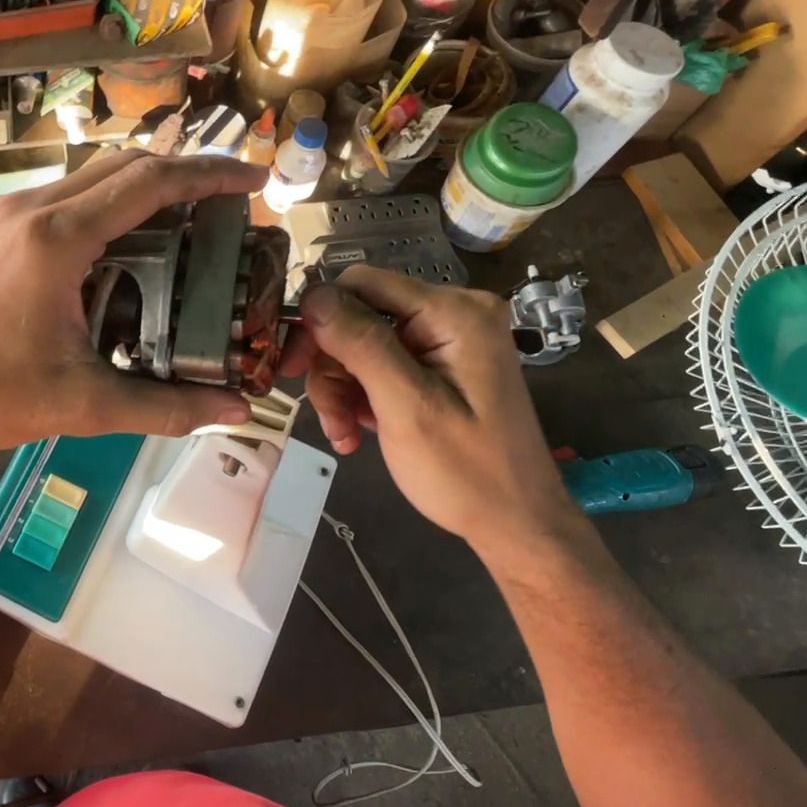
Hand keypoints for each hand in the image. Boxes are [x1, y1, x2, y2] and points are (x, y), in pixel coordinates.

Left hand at [0, 152, 266, 474]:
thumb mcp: (85, 406)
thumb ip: (166, 407)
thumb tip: (235, 411)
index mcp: (55, 240)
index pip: (149, 182)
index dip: (209, 174)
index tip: (253, 180)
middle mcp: (29, 210)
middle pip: (123, 166)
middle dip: (183, 175)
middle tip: (228, 204)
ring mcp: (4, 215)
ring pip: (90, 177)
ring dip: (142, 187)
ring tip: (185, 220)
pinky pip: (62, 197)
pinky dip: (105, 204)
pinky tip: (124, 242)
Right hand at [281, 266, 584, 551]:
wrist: (514, 522)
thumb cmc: (466, 470)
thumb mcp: (406, 406)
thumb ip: (361, 344)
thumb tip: (312, 294)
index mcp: (454, 312)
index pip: (362, 283)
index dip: (318, 317)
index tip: (291, 364)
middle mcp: (452, 313)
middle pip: (358, 316)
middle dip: (331, 364)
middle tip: (321, 412)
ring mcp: (447, 340)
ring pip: (361, 345)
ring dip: (341, 389)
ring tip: (344, 434)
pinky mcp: (439, 366)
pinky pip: (380, 365)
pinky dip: (361, 397)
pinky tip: (357, 432)